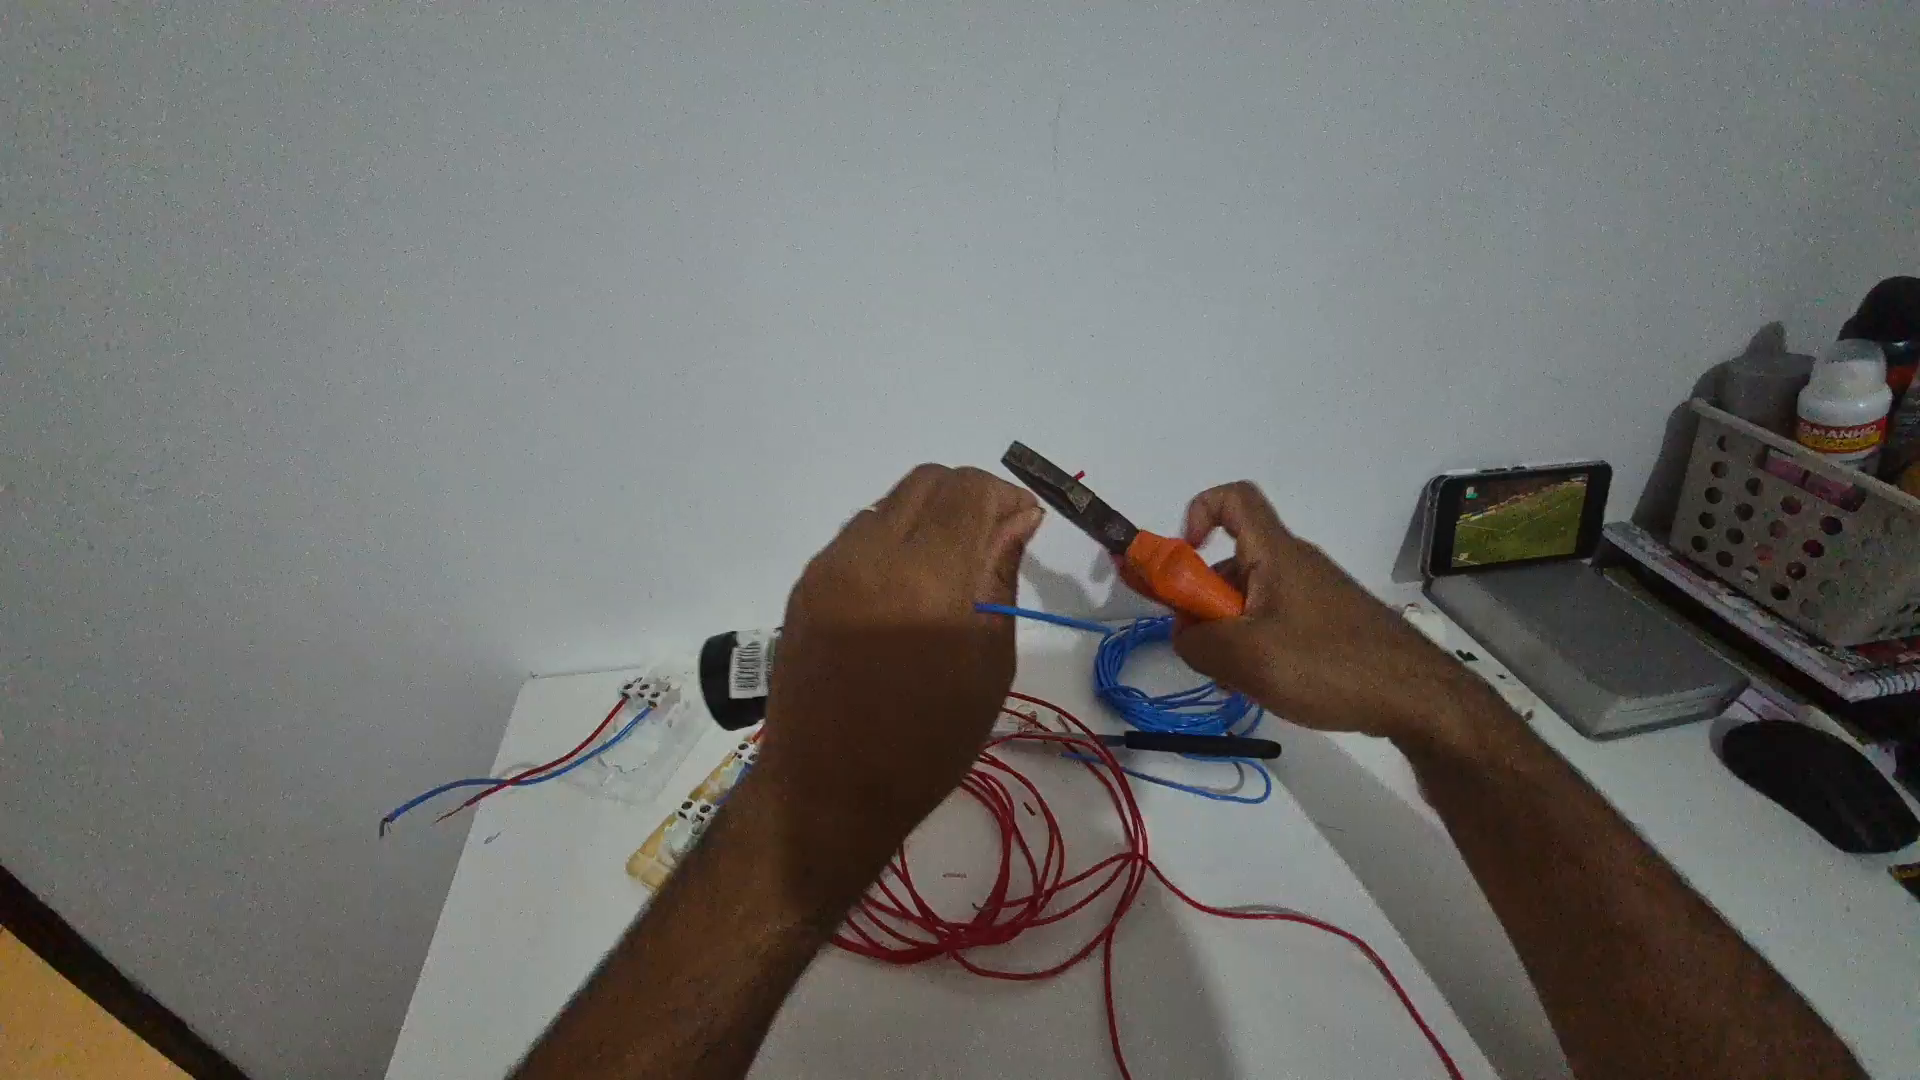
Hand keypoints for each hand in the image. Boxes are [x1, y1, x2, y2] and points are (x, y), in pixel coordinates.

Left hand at [744, 464, 1042, 906]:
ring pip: (891, 501)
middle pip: (927, 479)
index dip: (1005, 496)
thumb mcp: (987, 663)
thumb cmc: (927, 742)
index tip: (1023, 526)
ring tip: (947, 568)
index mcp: (926, 579)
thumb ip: (999, 577)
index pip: (968, 490)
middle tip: (992, 541)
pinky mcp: (806, 583)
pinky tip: (905, 586)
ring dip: (929, 516)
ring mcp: (829, 566)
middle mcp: (870, 556)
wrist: (827, 788)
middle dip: (969, 497)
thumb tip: (1015, 520)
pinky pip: (859, 533)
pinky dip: (894, 538)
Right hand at [1160, 482, 1507, 750]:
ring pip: (1250, 599)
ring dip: (1229, 632)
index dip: (1198, 513)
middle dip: (1204, 601)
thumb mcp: (1244, 658)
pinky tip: (1265, 685)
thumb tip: (1184, 633)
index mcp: (1275, 554)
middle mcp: (1294, 565)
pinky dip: (1257, 646)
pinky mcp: (1329, 624)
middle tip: (1203, 648)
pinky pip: (1275, 622)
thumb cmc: (1328, 665)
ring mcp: (1314, 595)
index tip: (1185, 560)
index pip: (1233, 499)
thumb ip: (1195, 641)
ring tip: (1236, 679)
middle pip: (1232, 561)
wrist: (1421, 700)